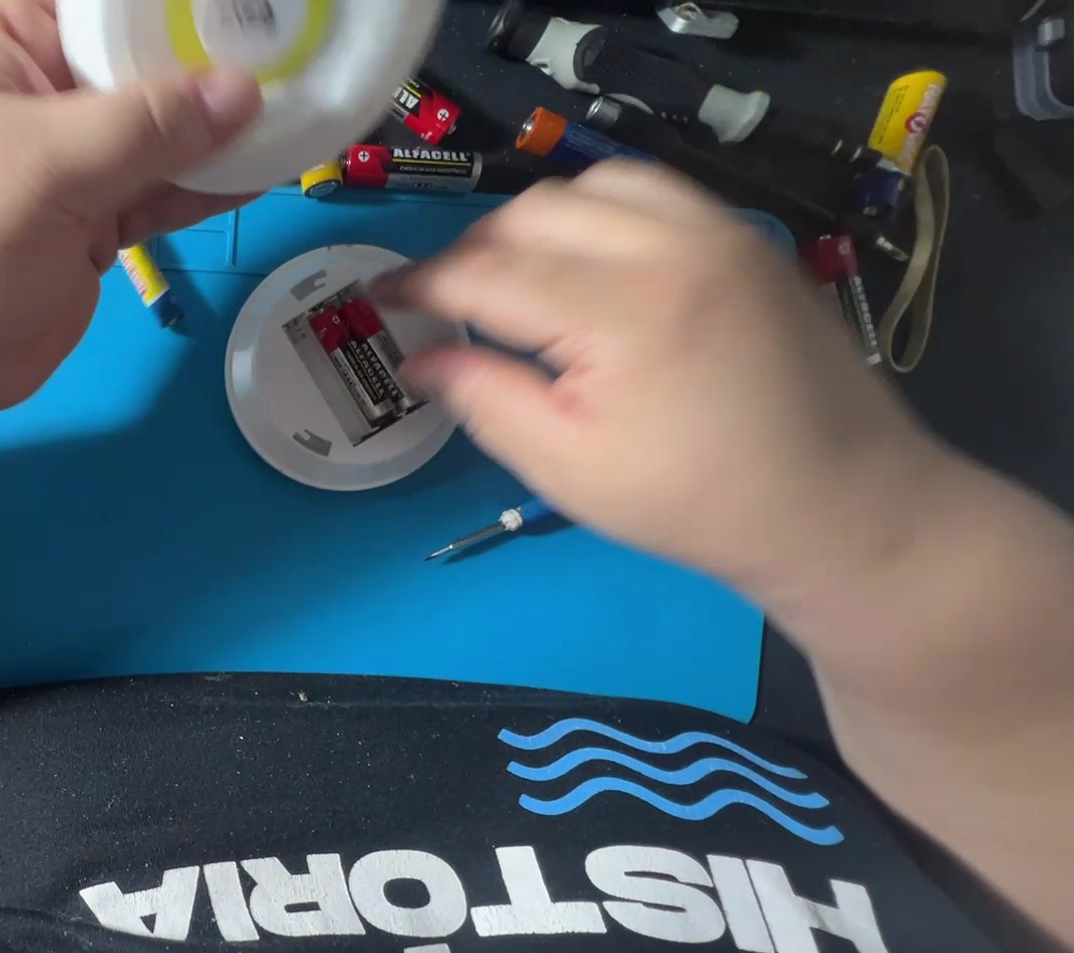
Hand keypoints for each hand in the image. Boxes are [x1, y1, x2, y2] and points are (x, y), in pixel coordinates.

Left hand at [0, 0, 262, 409]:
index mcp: (8, 38)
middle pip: (141, 57)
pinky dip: (205, 187)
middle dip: (210, 58)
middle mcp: (44, 88)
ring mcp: (73, 160)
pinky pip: (161, 191)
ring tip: (298, 108)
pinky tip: (263, 171)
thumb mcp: (51, 165)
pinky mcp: (96, 219)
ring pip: (160, 130)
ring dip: (220, 130)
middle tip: (293, 45)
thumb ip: (148, 125)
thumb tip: (245, 92)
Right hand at [377, 162, 943, 590]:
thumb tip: (416, 359)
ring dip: (527, 225)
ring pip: (590, 185)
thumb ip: (480, 398)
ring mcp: (720, 233)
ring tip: (503, 278)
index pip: (490, 272)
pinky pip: (646, 191)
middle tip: (439, 303)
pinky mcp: (743, 239)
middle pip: (533, 212)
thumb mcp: (561, 466)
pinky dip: (588, 214)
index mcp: (624, 313)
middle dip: (468, 252)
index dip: (421, 281)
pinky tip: (575, 264)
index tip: (377, 295)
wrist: (839, 503)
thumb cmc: (686, 500)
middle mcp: (675, 247)